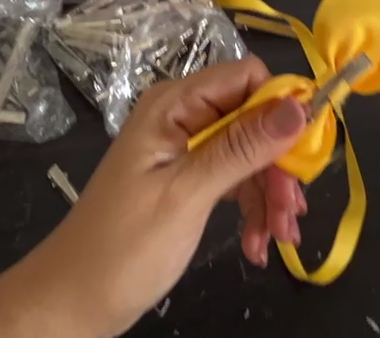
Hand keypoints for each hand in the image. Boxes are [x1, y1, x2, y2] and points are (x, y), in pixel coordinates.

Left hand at [15, 56, 307, 335]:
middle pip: (253, 119)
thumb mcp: (189, 193)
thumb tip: (299, 104)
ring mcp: (185, 147)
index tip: (306, 151)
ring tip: (278, 239)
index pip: (246, 77)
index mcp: (175, 103)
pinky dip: (251, 208)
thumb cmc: (125, 245)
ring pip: (249, 152)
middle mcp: (182, 115)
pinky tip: (257, 246)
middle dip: (277, 164)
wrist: (73, 302)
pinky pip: (234, 178)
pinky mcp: (188, 177)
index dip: (281, 106)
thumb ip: (244, 146)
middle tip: (291, 214)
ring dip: (268, 194)